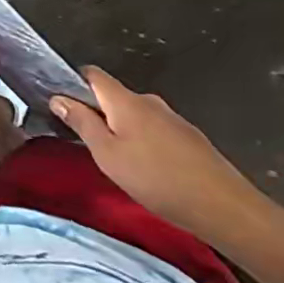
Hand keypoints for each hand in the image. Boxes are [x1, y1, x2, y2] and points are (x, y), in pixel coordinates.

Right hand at [51, 66, 272, 242]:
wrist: (225, 208)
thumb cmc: (155, 178)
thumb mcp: (106, 154)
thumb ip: (81, 122)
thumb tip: (58, 98)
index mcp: (125, 100)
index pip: (92, 74)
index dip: (73, 83)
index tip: (61, 104)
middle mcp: (149, 101)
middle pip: (113, 96)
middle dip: (97, 111)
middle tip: (86, 141)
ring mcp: (173, 119)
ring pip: (135, 115)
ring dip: (121, 129)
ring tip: (116, 159)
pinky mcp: (190, 138)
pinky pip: (155, 130)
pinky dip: (144, 141)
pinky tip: (147, 169)